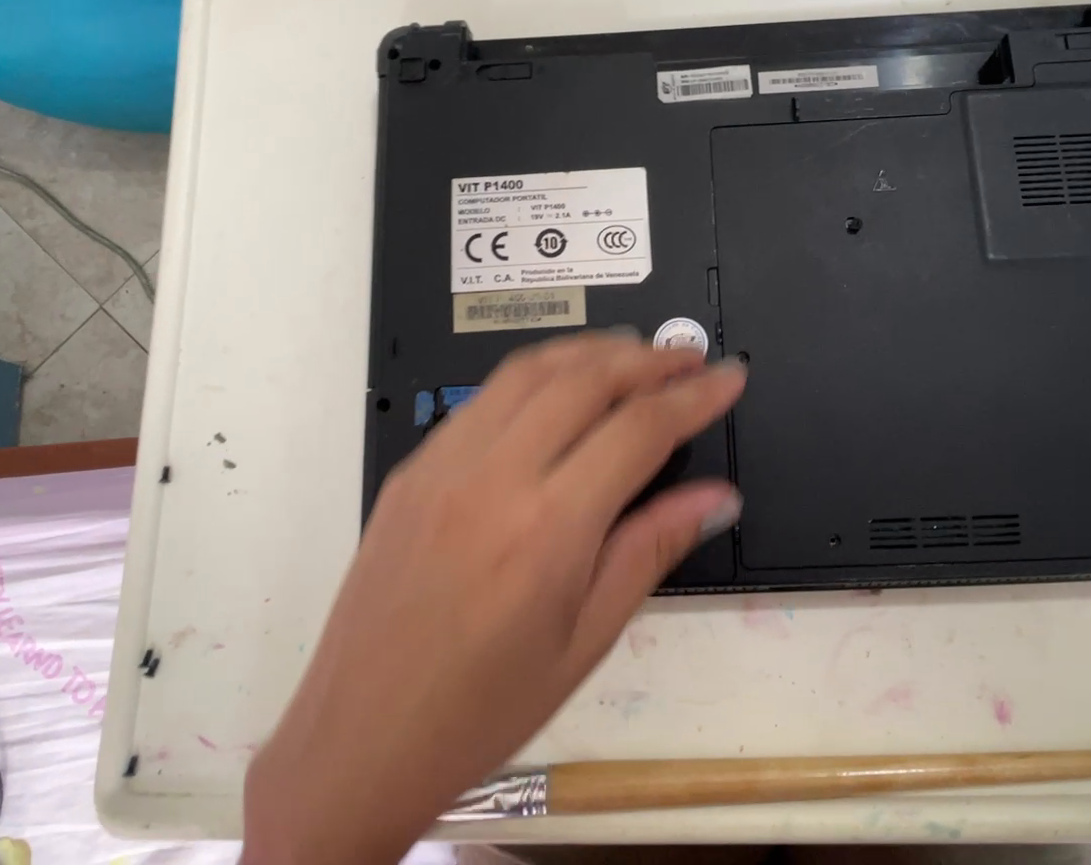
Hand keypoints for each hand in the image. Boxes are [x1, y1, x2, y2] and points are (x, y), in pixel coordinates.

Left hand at [243, 333, 746, 864]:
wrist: (360, 739)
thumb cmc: (485, 709)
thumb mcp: (587, 640)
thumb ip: (652, 550)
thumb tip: (718, 498)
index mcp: (547, 528)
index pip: (639, 430)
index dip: (695, 396)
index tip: (729, 378)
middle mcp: (492, 478)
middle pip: (584, 380)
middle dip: (649, 358)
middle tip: (689, 358)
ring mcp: (442, 466)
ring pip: (528, 370)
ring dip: (591, 351)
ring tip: (635, 355)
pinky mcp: (411, 471)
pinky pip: (482, 400)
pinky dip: (535, 377)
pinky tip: (558, 392)